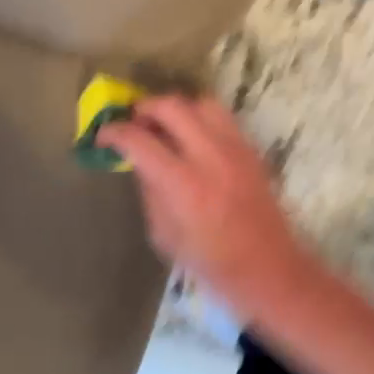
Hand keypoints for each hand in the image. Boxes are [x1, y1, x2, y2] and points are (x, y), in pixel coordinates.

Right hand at [97, 96, 316, 302]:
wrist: (269, 270)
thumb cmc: (212, 265)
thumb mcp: (165, 236)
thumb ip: (150, 193)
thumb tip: (139, 162)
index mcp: (183, 185)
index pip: (139, 140)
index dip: (114, 132)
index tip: (103, 136)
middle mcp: (210, 157)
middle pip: (171, 107)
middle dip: (144, 109)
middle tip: (132, 123)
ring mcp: (236, 149)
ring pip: (200, 102)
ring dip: (176, 108)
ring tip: (163, 126)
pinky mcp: (251, 151)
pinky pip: (222, 118)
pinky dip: (200, 118)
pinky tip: (192, 139)